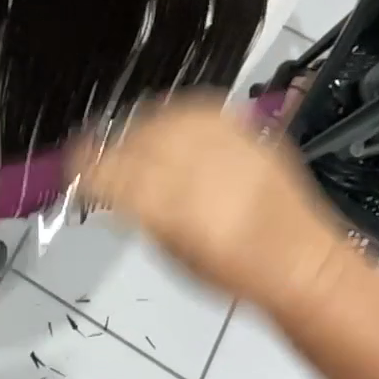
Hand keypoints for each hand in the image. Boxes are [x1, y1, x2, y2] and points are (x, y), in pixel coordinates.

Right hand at [72, 94, 359, 313]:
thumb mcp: (171, 252)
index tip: (75, 165)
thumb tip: (109, 187)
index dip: (85, 165)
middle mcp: (196, 171)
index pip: (110, 172)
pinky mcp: (246, 130)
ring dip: (141, 128)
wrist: (304, 262)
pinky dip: (176, 112)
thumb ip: (138, 213)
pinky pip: (197, 105)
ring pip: (161, 115)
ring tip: (138, 141)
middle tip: (106, 158)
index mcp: (171, 210)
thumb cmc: (231, 273)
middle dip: (112, 147)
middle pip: (133, 139)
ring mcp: (224, 146)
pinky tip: (171, 125)